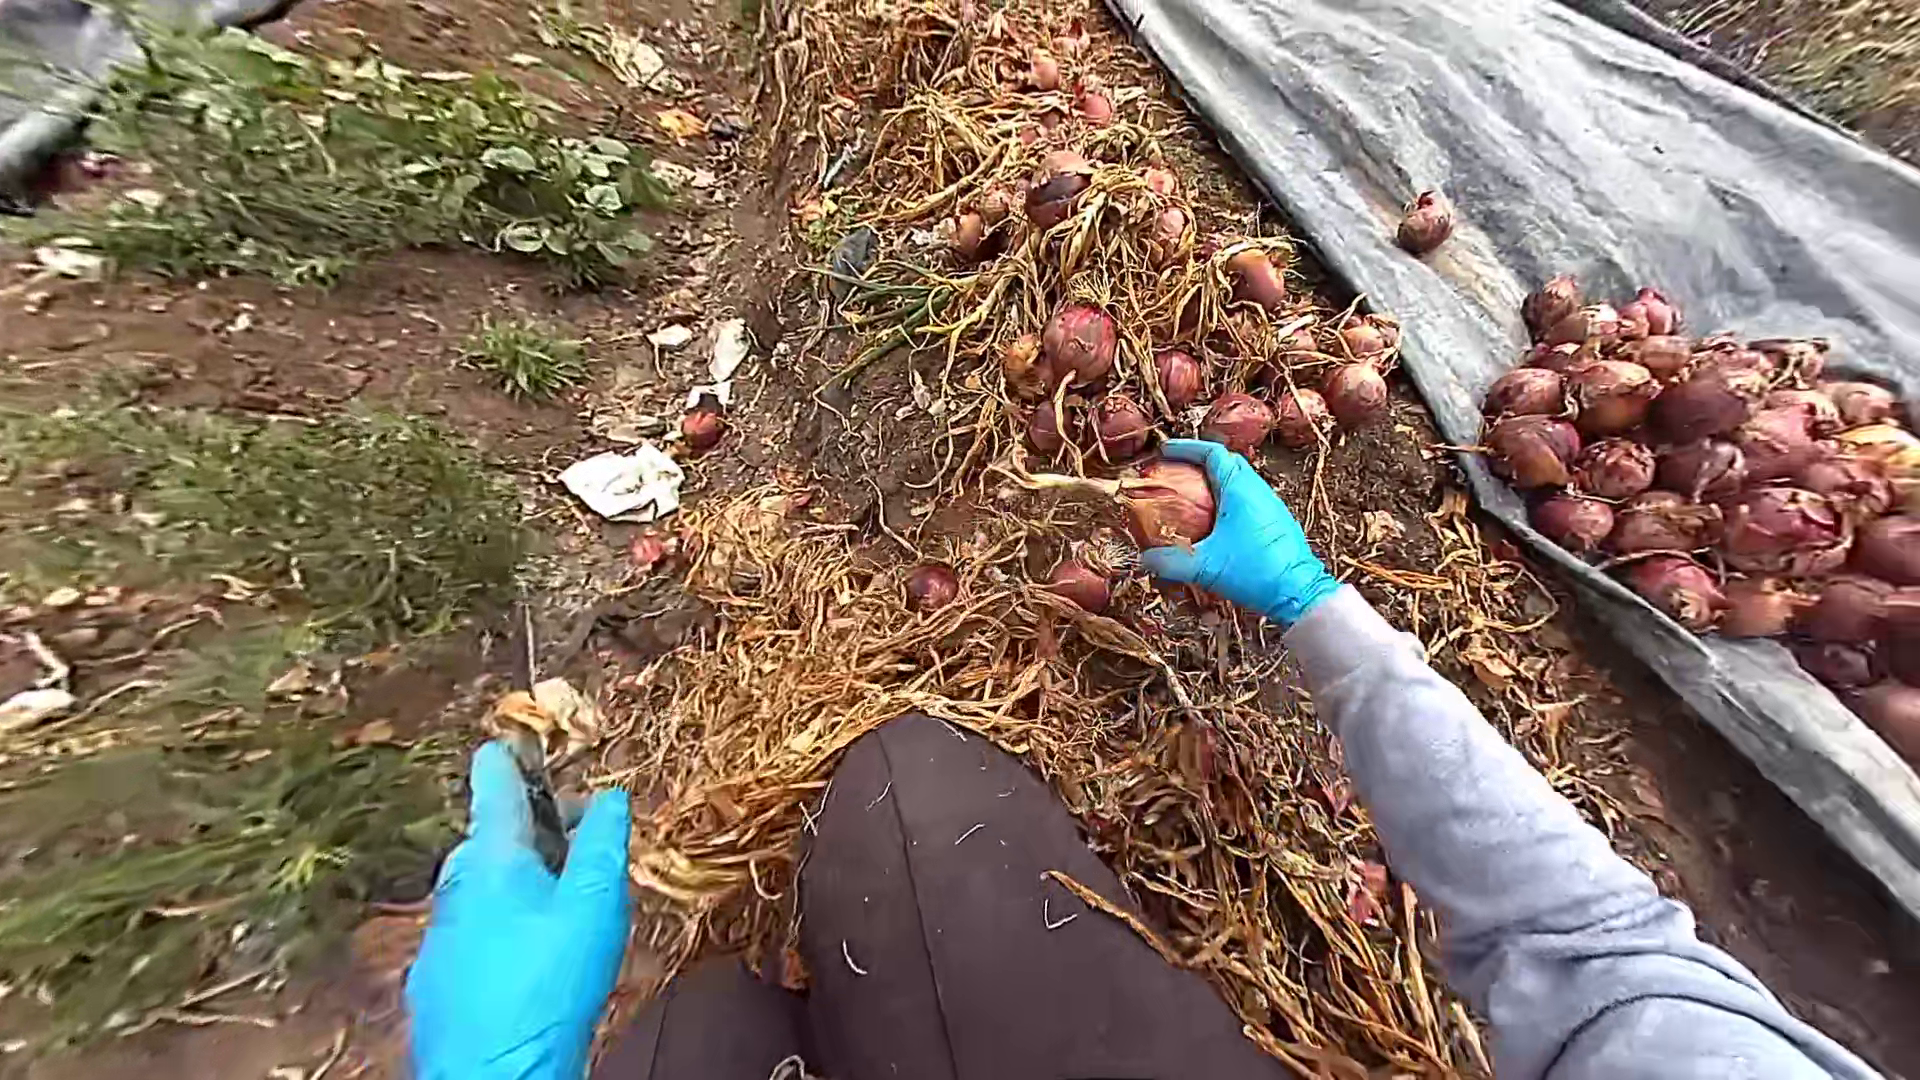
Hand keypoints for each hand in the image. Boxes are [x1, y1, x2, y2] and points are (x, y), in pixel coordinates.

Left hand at [406, 741, 631, 1079]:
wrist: (499, 1079)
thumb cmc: (553, 974)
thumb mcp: (596, 896)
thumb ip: (603, 838)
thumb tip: (610, 794)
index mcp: (493, 864)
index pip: (493, 795)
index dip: (501, 763)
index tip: (499, 739)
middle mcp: (457, 893)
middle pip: (490, 839)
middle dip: (530, 822)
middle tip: (576, 823)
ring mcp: (442, 940)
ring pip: (484, 883)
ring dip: (522, 866)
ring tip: (567, 879)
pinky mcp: (440, 981)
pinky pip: (477, 921)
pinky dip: (507, 907)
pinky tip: (537, 935)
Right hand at [1140, 439, 1340, 624]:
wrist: (1299, 594)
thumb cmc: (1255, 572)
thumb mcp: (1205, 567)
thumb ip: (1170, 562)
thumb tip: (1145, 558)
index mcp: (1240, 491)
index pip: (1213, 454)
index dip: (1186, 448)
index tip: (1165, 450)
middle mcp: (1257, 492)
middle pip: (1226, 463)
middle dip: (1197, 462)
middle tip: (1173, 469)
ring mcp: (1269, 506)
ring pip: (1237, 480)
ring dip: (1211, 480)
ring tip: (1188, 492)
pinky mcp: (1273, 523)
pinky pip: (1244, 499)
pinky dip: (1223, 499)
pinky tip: (1211, 519)